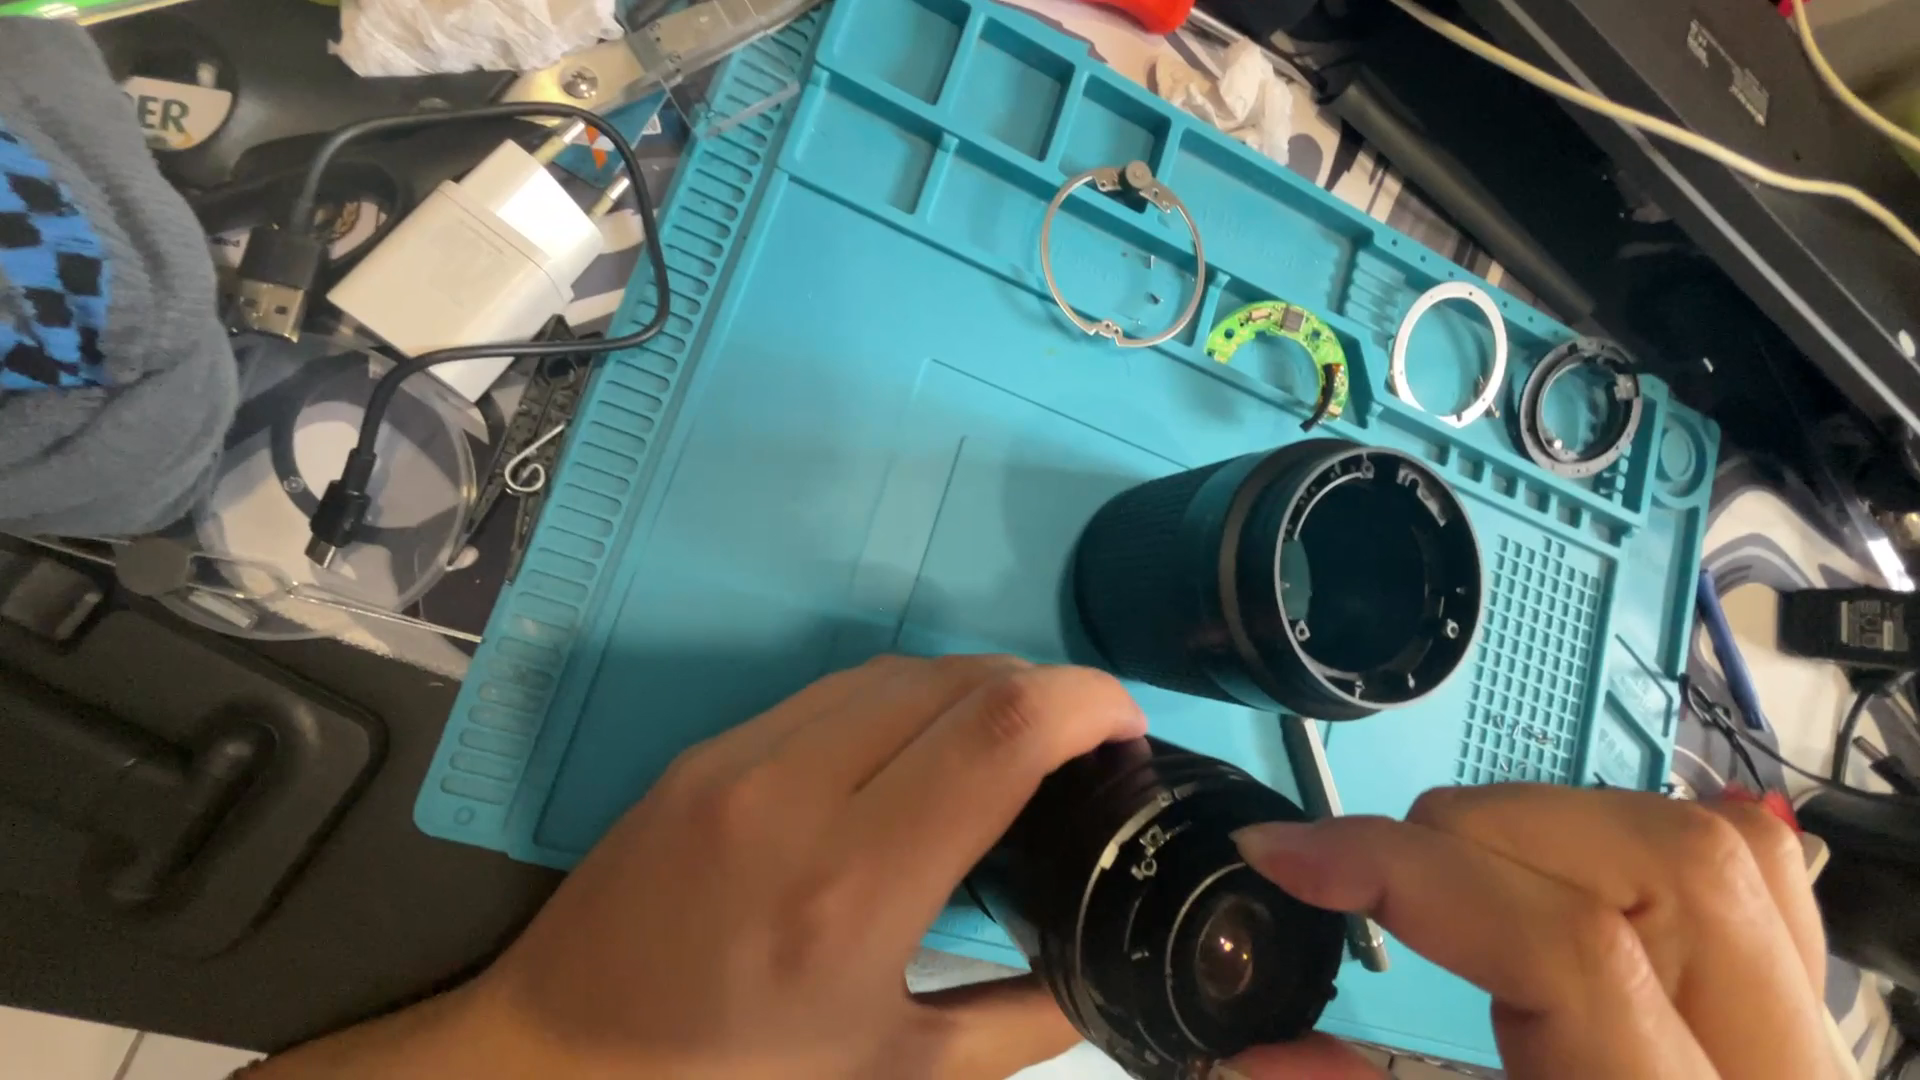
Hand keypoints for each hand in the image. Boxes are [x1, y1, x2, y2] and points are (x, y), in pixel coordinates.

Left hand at [253, 655, 1146, 1079]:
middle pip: (956, 676)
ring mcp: (743, 754)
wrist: (551, 1061)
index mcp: (855, 886)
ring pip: (899, 667)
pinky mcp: (711, 743)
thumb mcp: (895, 1075)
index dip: (1084, 701)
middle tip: (1076, 740)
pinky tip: (919, 742)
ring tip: (1007, 736)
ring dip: (975, 684)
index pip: (999, 728)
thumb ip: (1020, 1021)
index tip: (1125, 726)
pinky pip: (839, 687)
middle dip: (1040, 687)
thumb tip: (1096, 963)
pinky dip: (908, 697)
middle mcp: (798, 791)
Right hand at [1225, 785, 1834, 1079]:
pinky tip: (1545, 870)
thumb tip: (1246, 1052)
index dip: (1396, 869)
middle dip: (1470, 835)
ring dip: (1534, 822)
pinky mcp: (1799, 1008)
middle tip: (1373, 873)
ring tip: (1441, 870)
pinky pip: (1739, 862)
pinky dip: (1612, 833)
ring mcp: (1808, 1040)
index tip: (1273, 850)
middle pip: (1659, 865)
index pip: (1560, 947)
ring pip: (1701, 843)